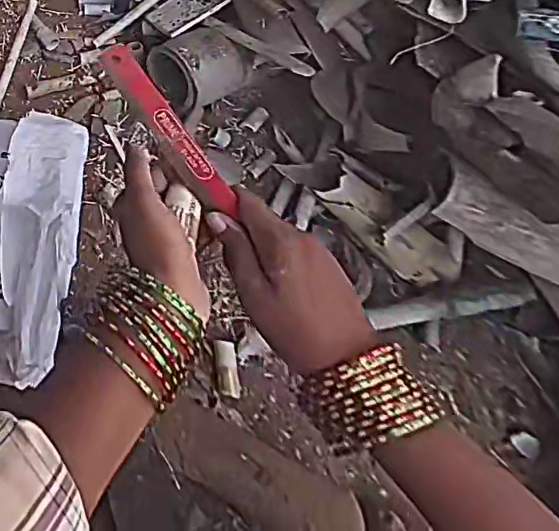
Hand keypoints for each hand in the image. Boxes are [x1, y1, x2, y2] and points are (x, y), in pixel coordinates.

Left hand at [113, 145, 208, 321]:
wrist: (178, 294)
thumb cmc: (159, 251)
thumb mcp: (144, 201)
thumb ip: (138, 172)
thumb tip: (135, 147)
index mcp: (130, 207)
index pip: (147, 174)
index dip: (165, 167)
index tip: (181, 164)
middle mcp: (145, 222)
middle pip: (168, 190)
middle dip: (184, 187)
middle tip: (194, 188)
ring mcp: (166, 237)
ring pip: (184, 209)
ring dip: (197, 205)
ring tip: (207, 204)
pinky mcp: (185, 252)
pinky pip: (197, 229)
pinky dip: (206, 224)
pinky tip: (214, 223)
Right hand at [207, 187, 378, 374]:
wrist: (347, 359)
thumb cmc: (300, 334)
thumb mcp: (253, 294)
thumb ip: (235, 251)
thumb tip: (219, 221)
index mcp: (281, 240)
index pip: (245, 199)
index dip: (223, 198)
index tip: (210, 205)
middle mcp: (301, 237)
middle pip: (260, 217)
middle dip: (240, 230)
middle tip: (228, 257)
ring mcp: (317, 249)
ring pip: (276, 234)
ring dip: (260, 247)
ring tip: (255, 282)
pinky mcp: (326, 262)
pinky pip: (293, 249)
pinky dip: (279, 259)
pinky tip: (278, 288)